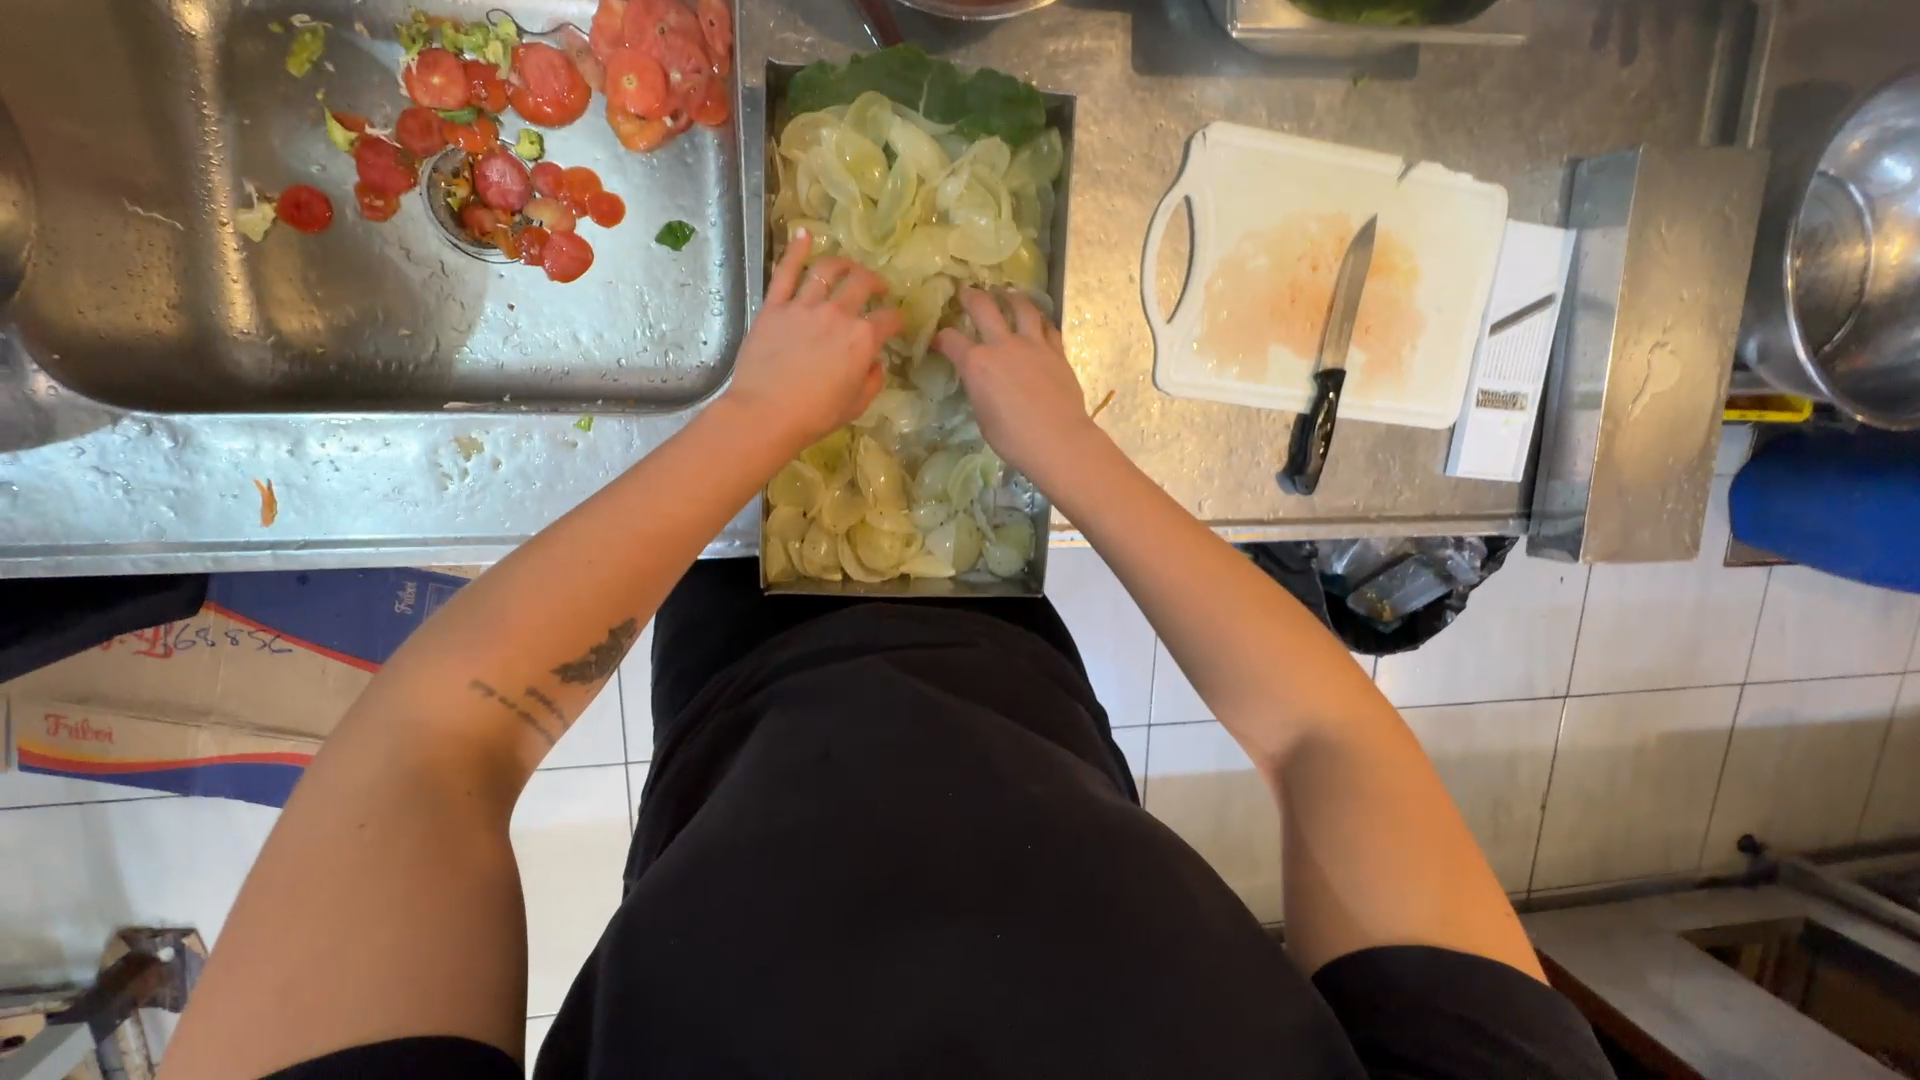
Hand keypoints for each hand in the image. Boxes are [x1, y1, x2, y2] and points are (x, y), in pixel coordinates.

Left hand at [722, 230, 903, 453]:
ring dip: (842, 263)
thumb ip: (873, 379)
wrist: (765, 414)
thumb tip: (875, 362)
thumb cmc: (815, 416)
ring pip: (826, 270)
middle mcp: (837, 314)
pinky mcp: (774, 307)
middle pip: (862, 283)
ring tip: (848, 266)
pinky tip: (804, 235)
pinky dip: (796, 250)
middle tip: (877, 287)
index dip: (897, 320)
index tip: (896, 324)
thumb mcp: (857, 405)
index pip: (889, 319)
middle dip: (875, 282)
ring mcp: (803, 306)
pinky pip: (785, 271)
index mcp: (862, 339)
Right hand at [935, 288, 1097, 478]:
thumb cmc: (1013, 439)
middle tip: (966, 291)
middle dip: (970, 296)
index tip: (938, 340)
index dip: (941, 338)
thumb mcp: (983, 417)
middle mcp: (1003, 345)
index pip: (951, 340)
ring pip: (1021, 306)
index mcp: (977, 364)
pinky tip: (1037, 320)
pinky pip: (1047, 325)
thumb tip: (981, 382)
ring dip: (1010, 296)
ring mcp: (1033, 344)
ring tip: (1006, 293)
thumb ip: (979, 390)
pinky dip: (1038, 319)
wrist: (1059, 441)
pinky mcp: (1056, 351)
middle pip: (983, 306)